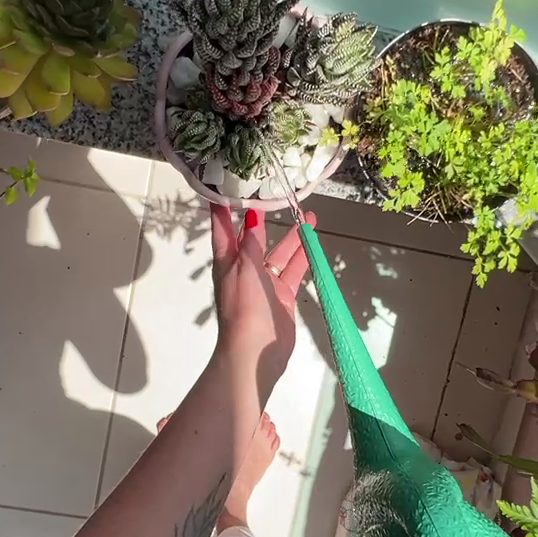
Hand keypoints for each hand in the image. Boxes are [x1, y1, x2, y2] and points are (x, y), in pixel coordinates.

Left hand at [210, 206, 310, 399]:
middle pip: (254, 239)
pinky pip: (294, 271)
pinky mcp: (283, 296)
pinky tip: (314, 242)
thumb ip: (251, 242)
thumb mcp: (245, 268)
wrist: (256, 349)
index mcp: (227, 261)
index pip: (223, 229)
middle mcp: (244, 269)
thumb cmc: (244, 306)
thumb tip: (252, 216)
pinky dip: (303, 257)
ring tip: (309, 216)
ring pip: (279, 253)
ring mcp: (265, 283)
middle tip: (277, 195)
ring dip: (292, 237)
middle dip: (264, 219)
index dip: (223, 209)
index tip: (224, 187)